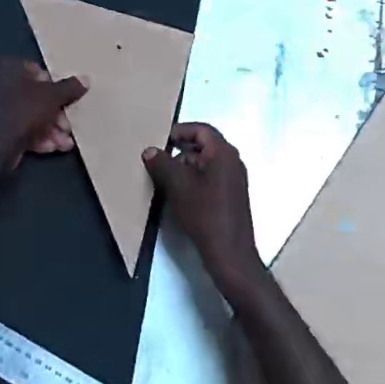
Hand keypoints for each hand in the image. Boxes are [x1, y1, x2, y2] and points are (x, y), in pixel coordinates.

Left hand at [0, 59, 86, 168]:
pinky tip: (53, 148)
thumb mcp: (52, 97)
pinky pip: (23, 130)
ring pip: (33, 116)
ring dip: (52, 130)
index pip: (39, 72)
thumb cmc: (23, 112)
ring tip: (65, 143)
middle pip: (38, 98)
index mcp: (10, 69)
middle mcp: (2, 85)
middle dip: (57, 115)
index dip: (56, 87)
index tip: (68, 100)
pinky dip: (39, 138)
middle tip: (68, 127)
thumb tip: (86, 79)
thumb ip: (69, 88)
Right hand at [142, 124, 264, 291]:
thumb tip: (150, 151)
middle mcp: (232, 162)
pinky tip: (178, 194)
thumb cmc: (205, 214)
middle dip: (179, 151)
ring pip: (205, 163)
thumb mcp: (178, 186)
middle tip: (158, 160)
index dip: (180, 131)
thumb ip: (162, 164)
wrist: (230, 253)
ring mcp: (234, 180)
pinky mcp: (231, 196)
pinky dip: (193, 180)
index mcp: (224, 153)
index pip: (201, 130)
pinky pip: (209, 178)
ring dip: (184, 167)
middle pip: (203, 146)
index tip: (160, 139)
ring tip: (164, 179)